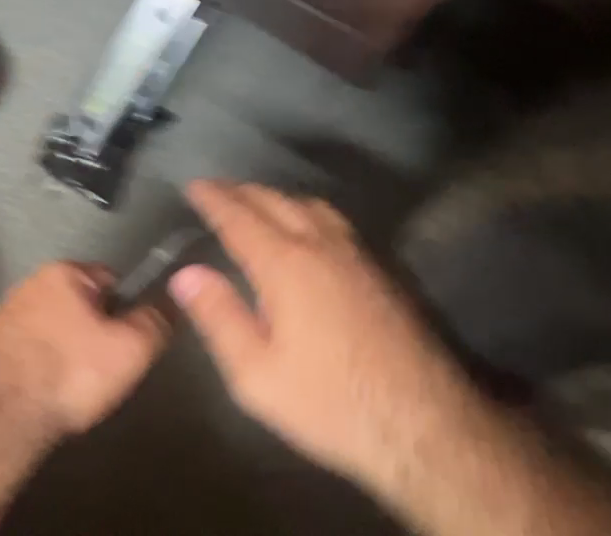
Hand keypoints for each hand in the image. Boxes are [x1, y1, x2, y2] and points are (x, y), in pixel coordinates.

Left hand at [0, 261, 170, 438]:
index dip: (128, 311)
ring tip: (75, 385)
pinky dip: (42, 363)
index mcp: (63, 272)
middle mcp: (30, 281)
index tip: (129, 342)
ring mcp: (5, 312)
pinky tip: (48, 390)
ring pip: (55, 327)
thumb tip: (171, 300)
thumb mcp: (130, 349)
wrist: (3, 416)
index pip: (112, 280)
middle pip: (82, 303)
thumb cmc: (71, 374)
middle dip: (96, 331)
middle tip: (105, 368)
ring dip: (67, 348)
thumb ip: (155, 321)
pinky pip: (31, 347)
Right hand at [169, 181, 481, 484]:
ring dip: (277, 196)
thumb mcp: (257, 375)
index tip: (193, 186)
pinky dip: (306, 211)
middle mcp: (321, 246)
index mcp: (285, 265)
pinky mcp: (382, 272)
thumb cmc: (331, 403)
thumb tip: (185, 274)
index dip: (213, 199)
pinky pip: (334, 222)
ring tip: (257, 203)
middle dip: (241, 191)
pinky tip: (308, 230)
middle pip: (275, 200)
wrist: (425, 425)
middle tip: (217, 190)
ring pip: (310, 205)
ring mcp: (357, 256)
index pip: (239, 216)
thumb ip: (219, 318)